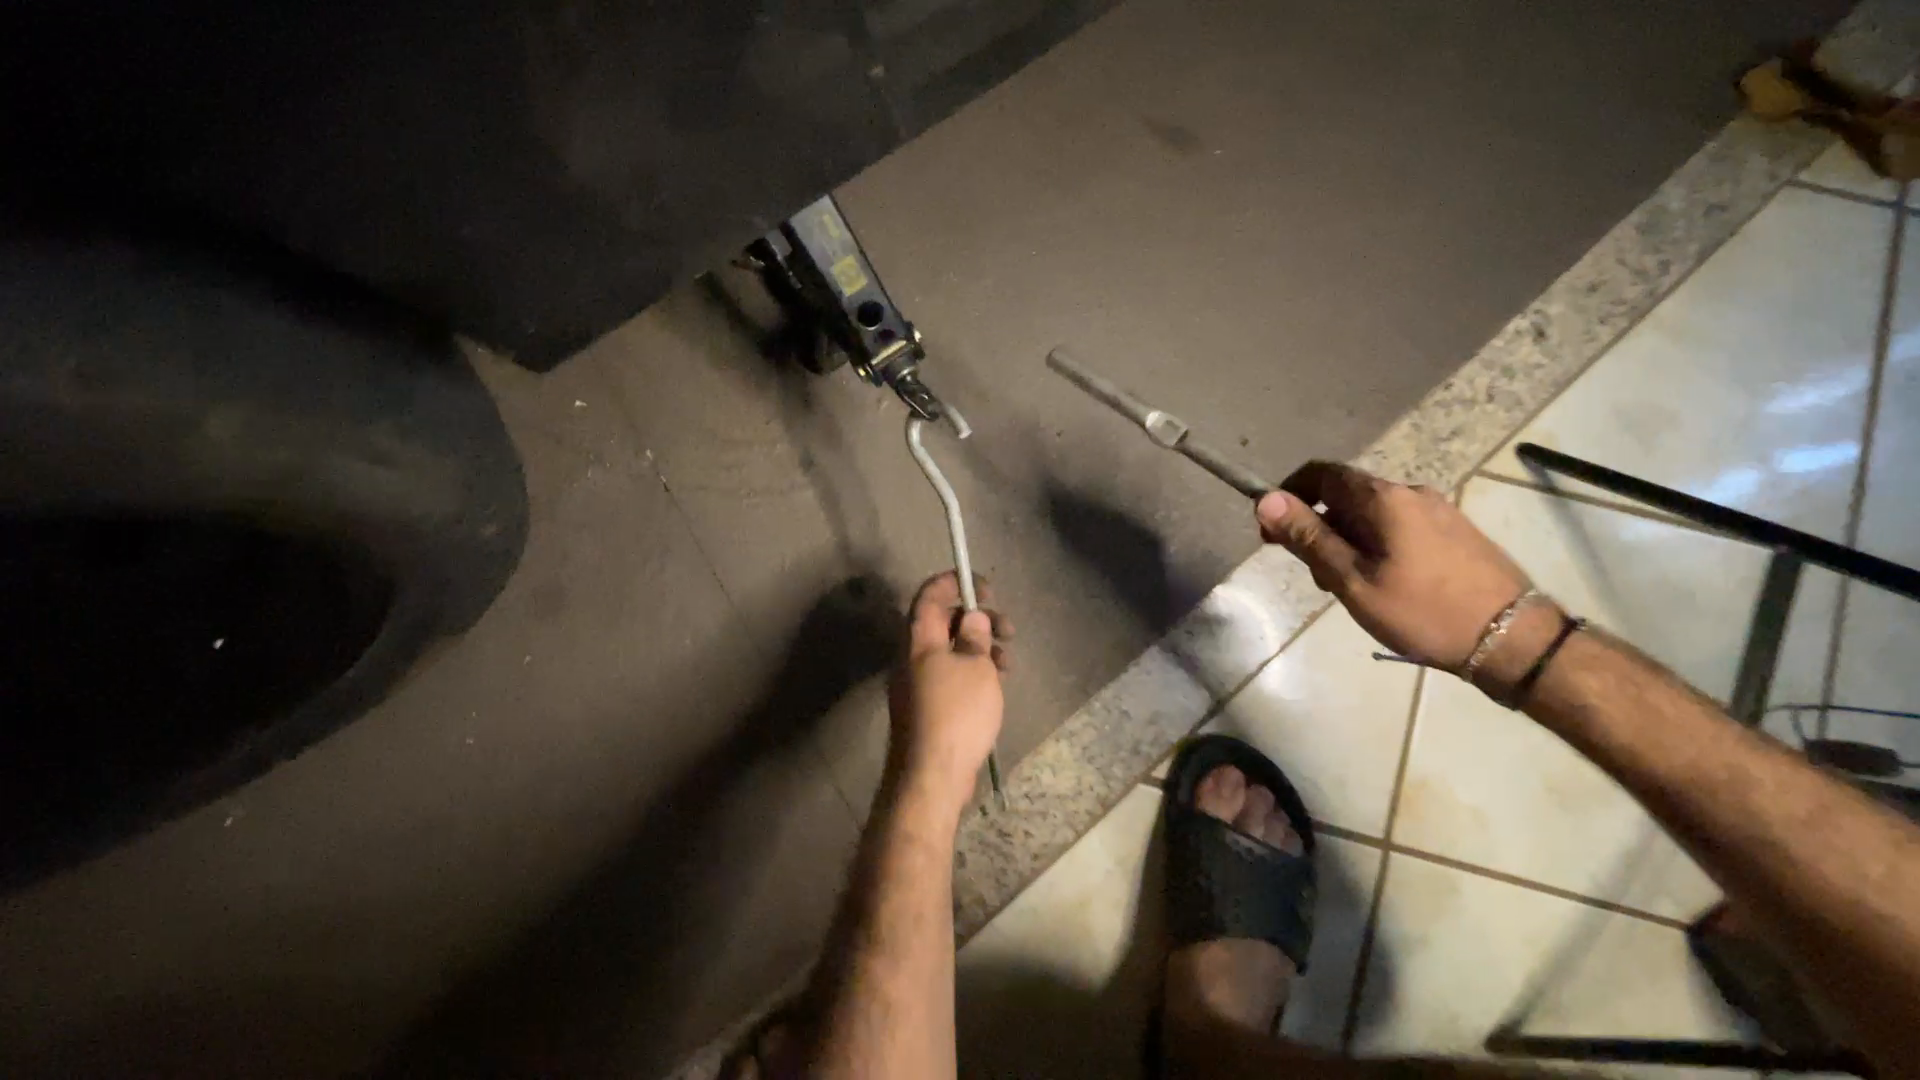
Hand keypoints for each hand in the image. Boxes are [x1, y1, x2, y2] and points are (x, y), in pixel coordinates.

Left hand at [887, 572, 1009, 814]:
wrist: (932, 775)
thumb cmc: (957, 713)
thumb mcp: (976, 667)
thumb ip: (974, 636)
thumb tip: (971, 616)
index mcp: (918, 639)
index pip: (930, 594)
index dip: (955, 582)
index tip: (985, 586)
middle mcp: (911, 656)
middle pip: (942, 622)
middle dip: (978, 619)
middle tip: (1009, 629)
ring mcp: (916, 683)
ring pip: (949, 650)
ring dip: (980, 647)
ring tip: (1009, 661)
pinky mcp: (926, 707)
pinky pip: (949, 674)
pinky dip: (972, 670)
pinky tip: (995, 683)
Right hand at [1255, 462, 1532, 668]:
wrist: (1513, 640)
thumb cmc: (1423, 612)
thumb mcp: (1352, 580)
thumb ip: (1308, 538)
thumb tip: (1264, 499)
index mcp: (1384, 498)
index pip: (1322, 473)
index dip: (1289, 496)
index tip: (1273, 533)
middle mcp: (1411, 492)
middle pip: (1346, 496)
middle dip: (1318, 528)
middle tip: (1315, 576)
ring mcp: (1438, 511)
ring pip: (1372, 516)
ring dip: (1347, 542)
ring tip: (1350, 589)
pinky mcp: (1455, 532)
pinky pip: (1398, 528)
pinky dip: (1375, 548)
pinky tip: (1384, 586)